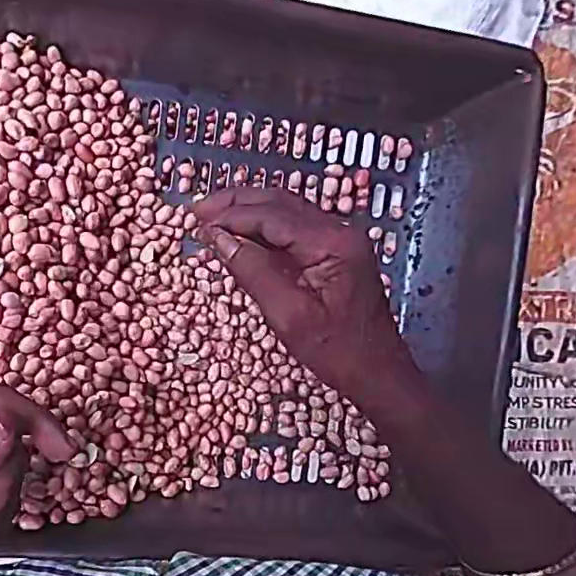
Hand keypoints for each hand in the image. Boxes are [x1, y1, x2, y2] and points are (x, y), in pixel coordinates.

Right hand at [192, 187, 416, 406]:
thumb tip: (218, 238)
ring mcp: (340, 240)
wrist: (379, 373)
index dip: (230, 216)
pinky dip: (262, 228)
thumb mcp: (288, 316)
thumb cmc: (338, 352)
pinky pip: (293, 230)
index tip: (195, 222)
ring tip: (211, 218)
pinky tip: (240, 236)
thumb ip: (252, 271)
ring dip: (247, 211)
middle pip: (279, 202)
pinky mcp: (335, 253)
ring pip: (285, 211)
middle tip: (197, 211)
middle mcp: (339, 231)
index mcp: (332, 243)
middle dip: (234, 203)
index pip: (271, 215)